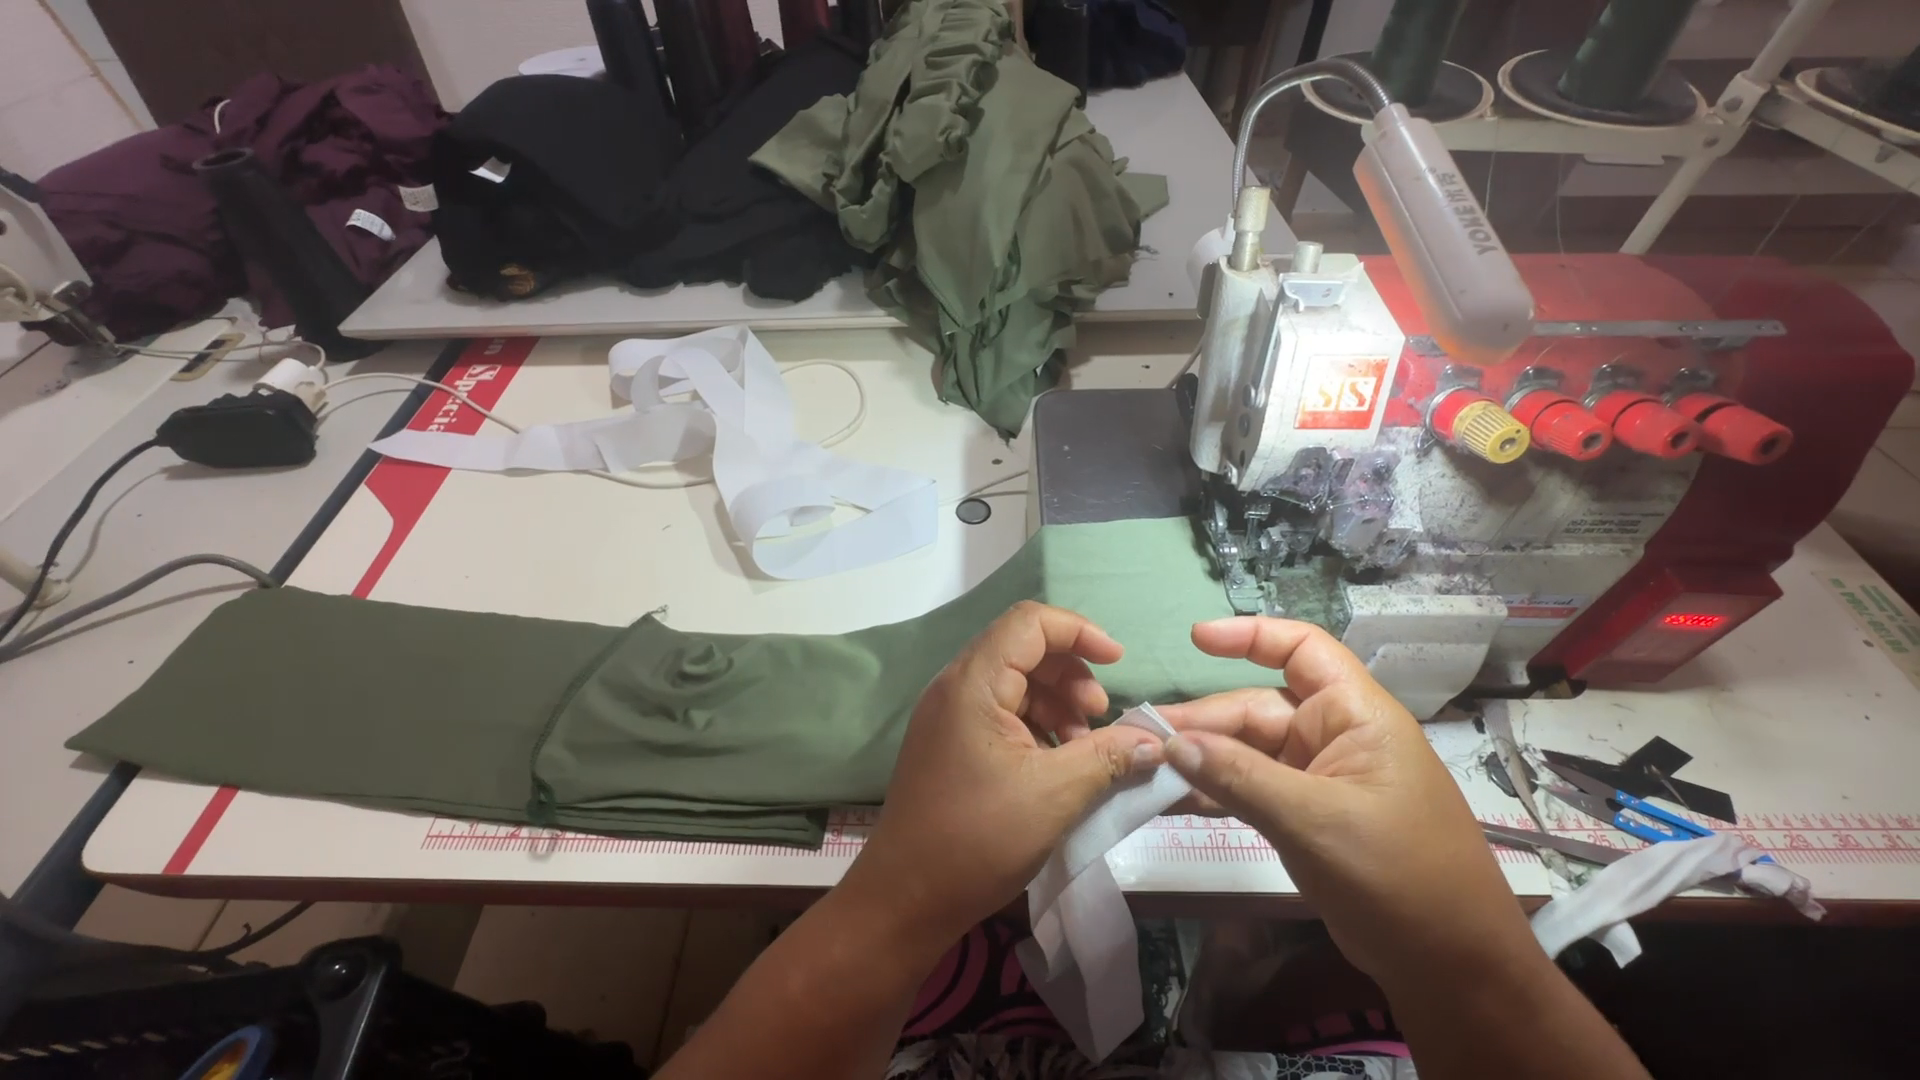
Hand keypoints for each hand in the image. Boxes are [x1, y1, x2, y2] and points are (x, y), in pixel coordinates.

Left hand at [840, 602, 1164, 943]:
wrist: (904, 899)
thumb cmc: (977, 839)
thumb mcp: (1054, 795)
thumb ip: (1108, 757)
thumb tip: (1155, 740)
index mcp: (972, 684)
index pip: (1029, 622)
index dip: (1079, 631)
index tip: (1118, 662)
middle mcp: (956, 687)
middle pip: (1023, 650)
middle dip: (1071, 675)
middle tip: (1101, 718)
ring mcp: (949, 716)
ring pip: (1014, 683)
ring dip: (1057, 703)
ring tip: (1086, 746)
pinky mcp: (950, 743)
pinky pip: (1001, 713)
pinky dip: (1036, 726)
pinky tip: (1059, 763)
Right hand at [1159, 617, 1535, 989]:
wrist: (1451, 968)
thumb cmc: (1399, 876)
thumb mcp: (1315, 821)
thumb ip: (1239, 777)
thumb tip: (1171, 742)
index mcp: (1354, 715)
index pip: (1301, 650)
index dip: (1249, 635)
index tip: (1194, 639)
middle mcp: (1334, 735)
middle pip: (1255, 708)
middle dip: (1202, 722)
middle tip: (1141, 739)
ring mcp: (1317, 778)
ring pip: (1246, 751)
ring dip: (1200, 759)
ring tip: (1145, 767)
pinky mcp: (1304, 815)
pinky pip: (1249, 788)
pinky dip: (1214, 791)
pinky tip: (1173, 799)